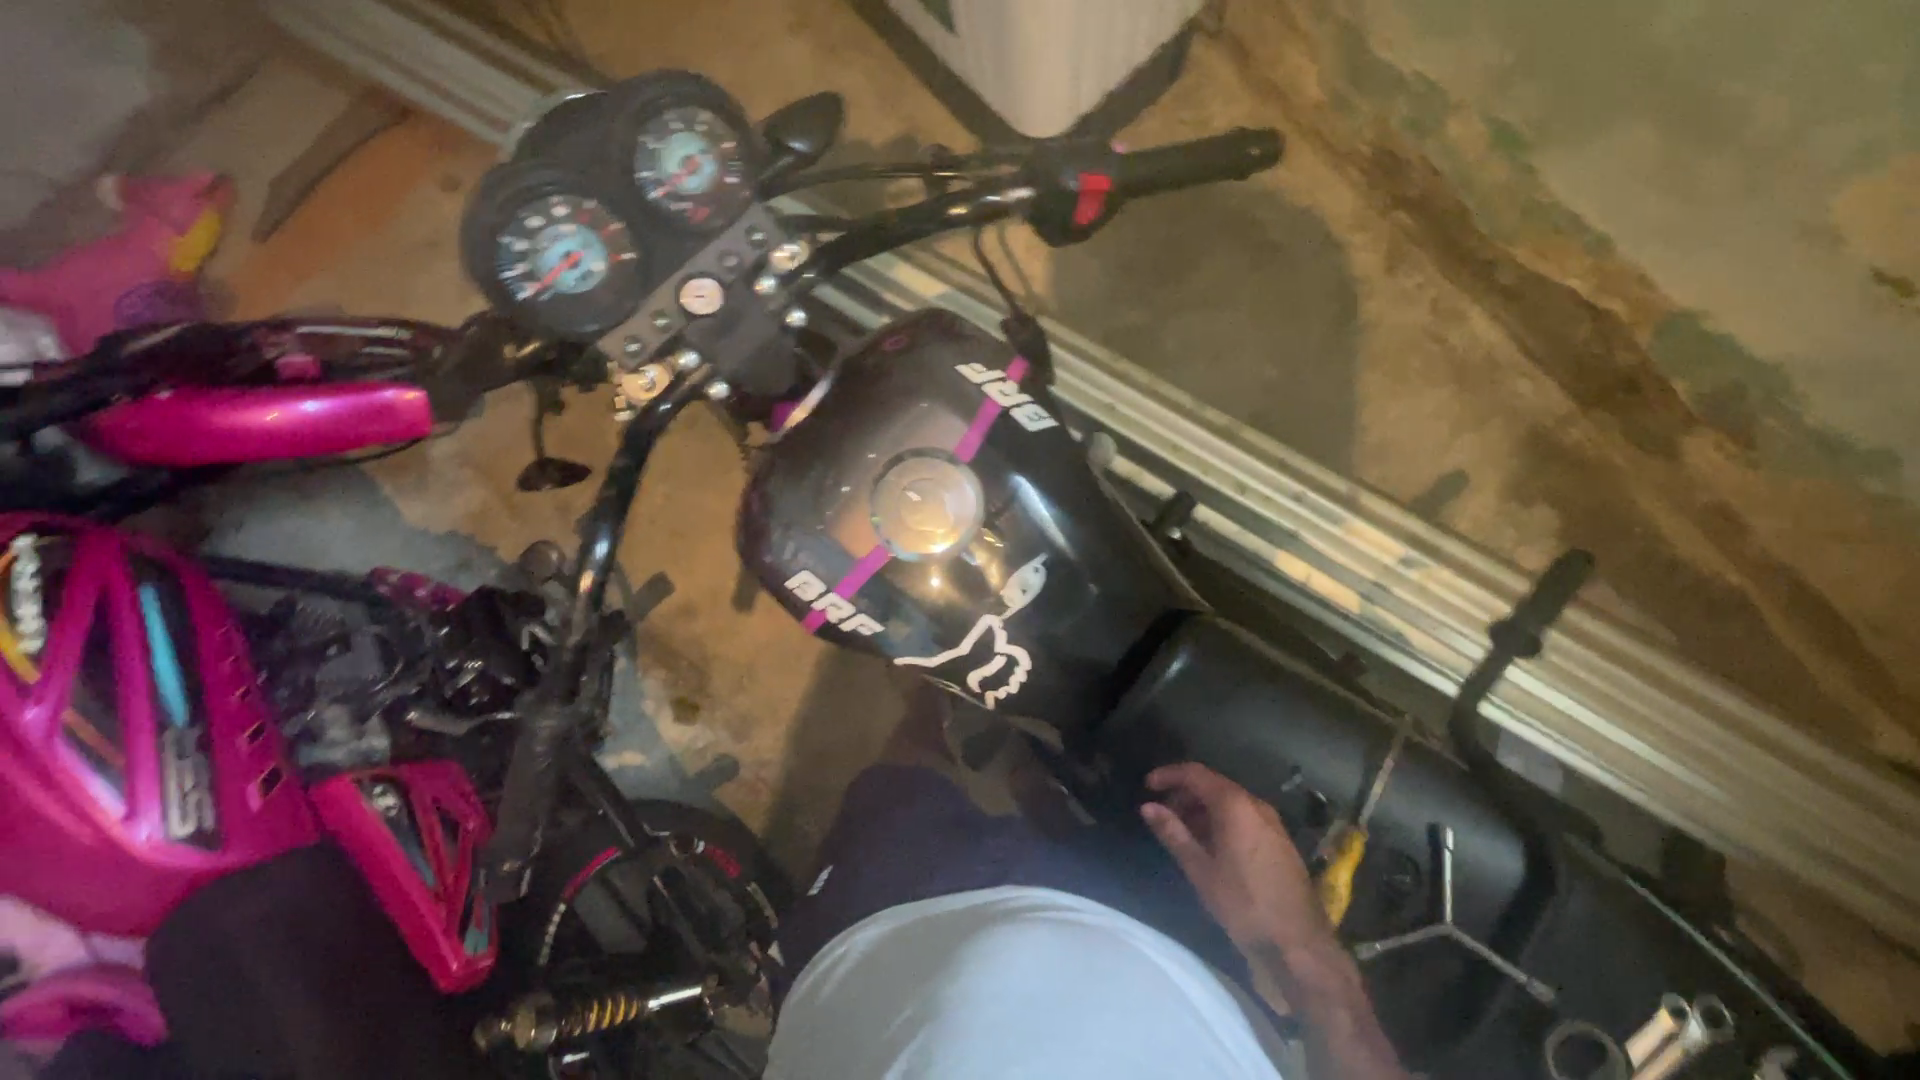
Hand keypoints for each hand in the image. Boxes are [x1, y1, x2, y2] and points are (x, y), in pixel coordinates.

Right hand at [1140, 763, 1331, 952]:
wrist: (1296, 942)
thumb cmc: (1243, 903)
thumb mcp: (1200, 869)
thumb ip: (1173, 833)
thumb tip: (1148, 807)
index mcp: (1235, 806)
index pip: (1196, 774)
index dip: (1169, 775)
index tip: (1147, 787)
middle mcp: (1256, 805)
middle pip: (1213, 785)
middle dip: (1184, 795)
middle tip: (1162, 815)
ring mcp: (1272, 822)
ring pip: (1229, 802)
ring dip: (1202, 810)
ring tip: (1181, 833)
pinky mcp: (1279, 840)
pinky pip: (1244, 817)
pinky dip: (1221, 821)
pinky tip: (1209, 846)